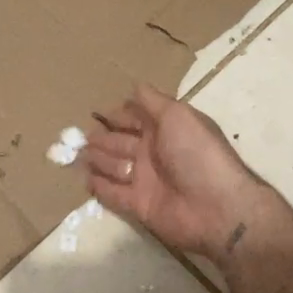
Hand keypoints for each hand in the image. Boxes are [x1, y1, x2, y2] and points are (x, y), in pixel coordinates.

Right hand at [82, 85, 273, 255]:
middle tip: (76, 136)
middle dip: (101, 138)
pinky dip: (100, 186)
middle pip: (120, 141)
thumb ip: (153, 101)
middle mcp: (153, 152)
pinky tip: (84, 179)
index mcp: (165, 129)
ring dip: (97, 159)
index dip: (117, 115)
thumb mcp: (178, 116)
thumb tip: (134, 85)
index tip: (96, 112)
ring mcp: (146, 180)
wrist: (217, 207)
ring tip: (76, 154)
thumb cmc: (197, 153)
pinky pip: (114, 194)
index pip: (135, 118)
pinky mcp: (139, 206)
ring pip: (114, 166)